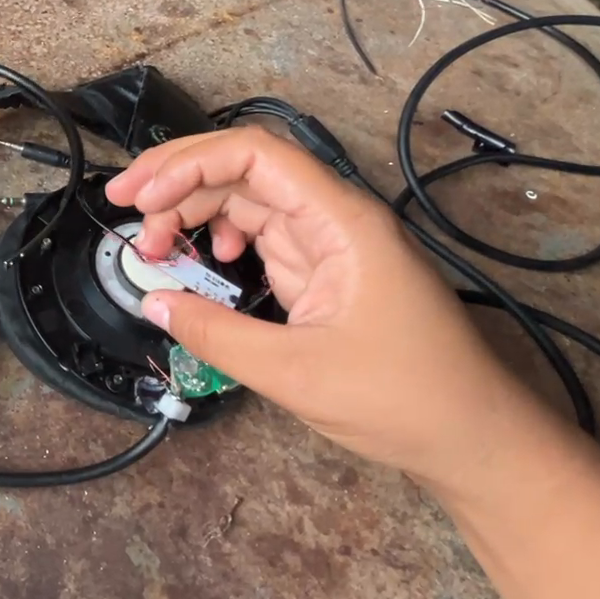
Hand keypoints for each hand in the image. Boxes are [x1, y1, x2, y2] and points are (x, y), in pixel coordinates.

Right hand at [105, 127, 554, 489]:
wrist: (478, 442)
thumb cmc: (404, 402)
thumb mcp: (297, 374)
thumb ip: (216, 334)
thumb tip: (152, 301)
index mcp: (339, 222)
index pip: (254, 155)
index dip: (188, 164)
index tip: (141, 199)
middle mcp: (331, 217)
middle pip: (240, 166)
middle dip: (174, 177)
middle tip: (120, 202)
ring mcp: (325, 240)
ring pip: (241, 196)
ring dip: (188, 209)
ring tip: (151, 244)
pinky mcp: (318, 266)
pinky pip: (253, 229)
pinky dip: (214, 235)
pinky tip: (202, 259)